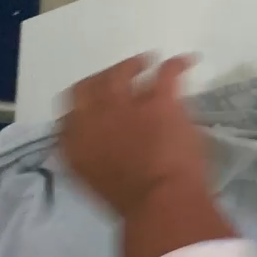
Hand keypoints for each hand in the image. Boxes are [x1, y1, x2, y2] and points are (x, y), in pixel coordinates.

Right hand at [60, 54, 207, 219]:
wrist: (158, 196)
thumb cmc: (132, 196)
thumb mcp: (95, 177)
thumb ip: (94, 154)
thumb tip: (103, 143)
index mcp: (71, 144)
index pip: (69, 113)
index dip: (86, 103)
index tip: (102, 100)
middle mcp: (90, 120)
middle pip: (89, 87)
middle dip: (104, 76)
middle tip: (126, 72)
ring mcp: (124, 108)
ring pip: (121, 74)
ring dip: (134, 64)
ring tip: (149, 60)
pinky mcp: (159, 103)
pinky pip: (166, 74)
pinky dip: (176, 64)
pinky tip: (187, 60)